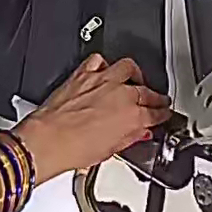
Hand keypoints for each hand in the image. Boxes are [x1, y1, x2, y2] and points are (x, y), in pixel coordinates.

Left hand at [15, 55, 171, 182]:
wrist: (47, 140)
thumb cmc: (74, 148)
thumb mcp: (111, 150)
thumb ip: (130, 136)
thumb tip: (138, 132)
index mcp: (132, 115)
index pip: (156, 113)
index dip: (163, 114)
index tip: (164, 114)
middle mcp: (120, 94)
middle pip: (147, 91)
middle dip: (155, 97)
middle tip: (158, 101)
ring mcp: (102, 80)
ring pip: (127, 67)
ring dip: (135, 74)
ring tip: (136, 80)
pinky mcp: (84, 74)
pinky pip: (99, 60)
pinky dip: (104, 64)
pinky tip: (105, 71)